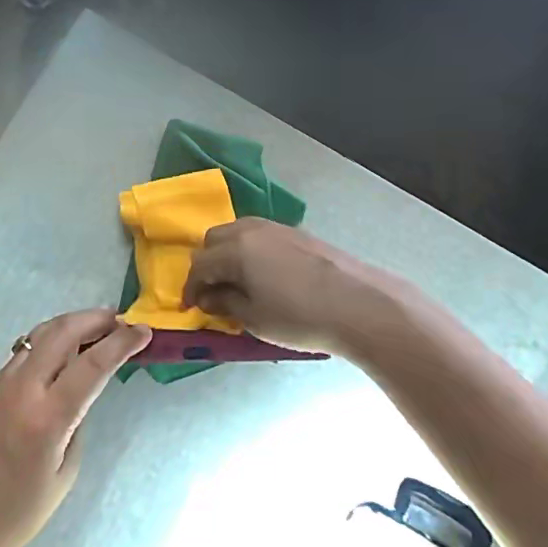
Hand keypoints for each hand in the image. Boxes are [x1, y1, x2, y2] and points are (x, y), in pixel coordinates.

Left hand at [0, 309, 150, 546]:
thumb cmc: (13, 515)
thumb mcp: (65, 472)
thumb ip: (77, 422)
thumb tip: (80, 392)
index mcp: (47, 419)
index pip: (94, 363)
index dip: (124, 342)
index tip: (145, 332)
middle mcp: (22, 391)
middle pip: (63, 332)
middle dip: (96, 319)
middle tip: (120, 321)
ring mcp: (0, 384)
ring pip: (41, 335)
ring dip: (72, 325)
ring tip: (97, 329)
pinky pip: (26, 351)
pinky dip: (51, 342)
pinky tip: (64, 354)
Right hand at [182, 218, 426, 357]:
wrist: (357, 303)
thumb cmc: (299, 316)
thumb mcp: (254, 318)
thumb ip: (225, 303)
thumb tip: (208, 296)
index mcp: (236, 249)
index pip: (200, 264)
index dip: (191, 287)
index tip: (190, 307)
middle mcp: (254, 229)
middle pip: (216, 239)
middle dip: (207, 264)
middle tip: (211, 292)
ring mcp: (279, 228)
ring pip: (240, 232)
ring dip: (229, 254)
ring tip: (236, 283)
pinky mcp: (300, 234)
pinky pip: (262, 236)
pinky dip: (251, 251)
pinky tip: (263, 275)